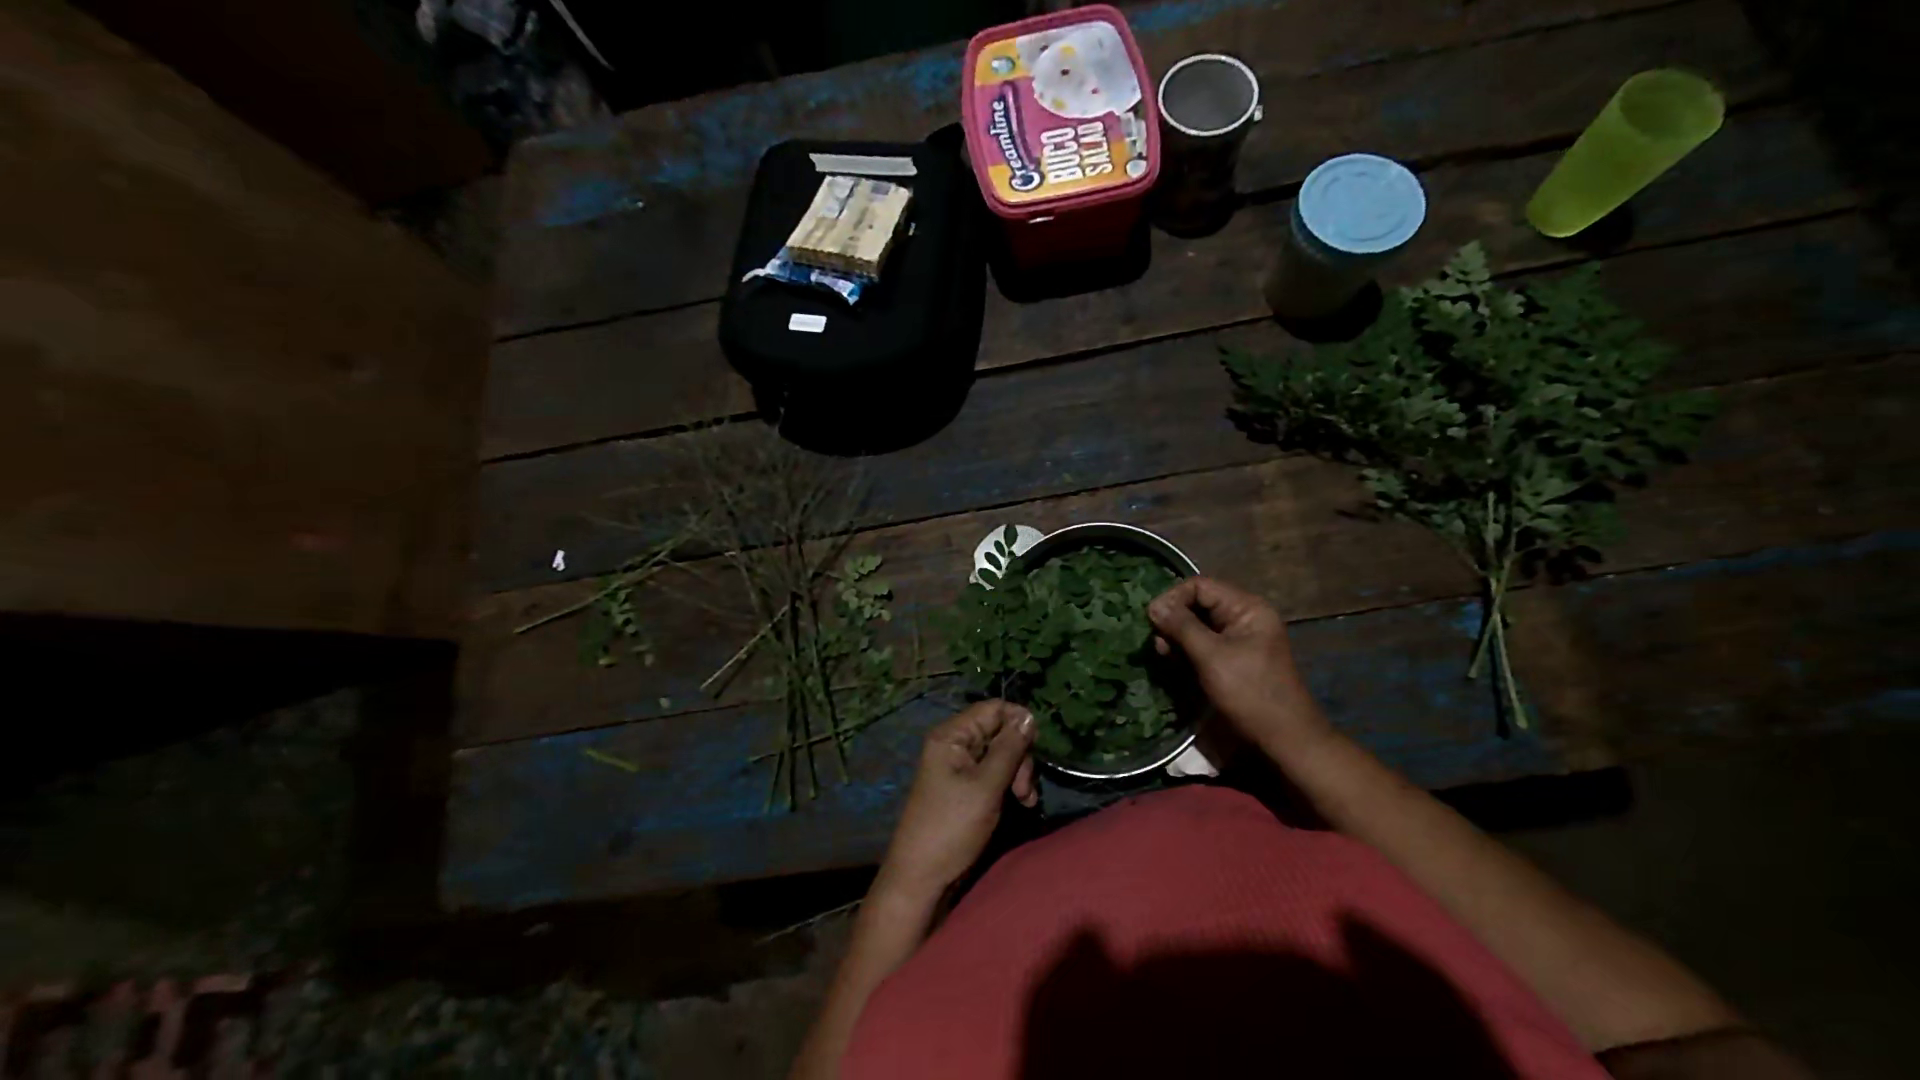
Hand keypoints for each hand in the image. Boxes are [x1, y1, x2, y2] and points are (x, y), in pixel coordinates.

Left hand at [876, 701, 1036, 902]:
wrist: (922, 876)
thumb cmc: (952, 827)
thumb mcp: (986, 786)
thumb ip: (1009, 749)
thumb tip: (1029, 716)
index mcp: (952, 735)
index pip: (994, 708)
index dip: (1018, 722)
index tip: (1035, 749)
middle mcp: (954, 745)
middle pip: (999, 731)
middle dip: (1019, 755)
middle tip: (1024, 788)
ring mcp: (959, 767)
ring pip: (1001, 754)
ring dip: (1018, 773)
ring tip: (1024, 800)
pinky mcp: (965, 787)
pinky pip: (994, 773)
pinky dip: (1009, 785)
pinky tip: (1020, 803)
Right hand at [1148, 577, 1331, 753]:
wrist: (1284, 738)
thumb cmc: (1249, 692)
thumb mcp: (1211, 656)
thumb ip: (1182, 627)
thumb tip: (1153, 605)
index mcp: (1247, 608)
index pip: (1200, 586)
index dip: (1173, 598)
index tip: (1152, 619)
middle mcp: (1244, 617)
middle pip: (1199, 603)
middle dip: (1174, 619)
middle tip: (1157, 641)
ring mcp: (1240, 639)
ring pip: (1198, 625)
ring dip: (1177, 636)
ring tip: (1163, 653)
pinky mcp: (1233, 659)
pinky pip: (1204, 644)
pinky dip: (1187, 650)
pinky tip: (1174, 662)